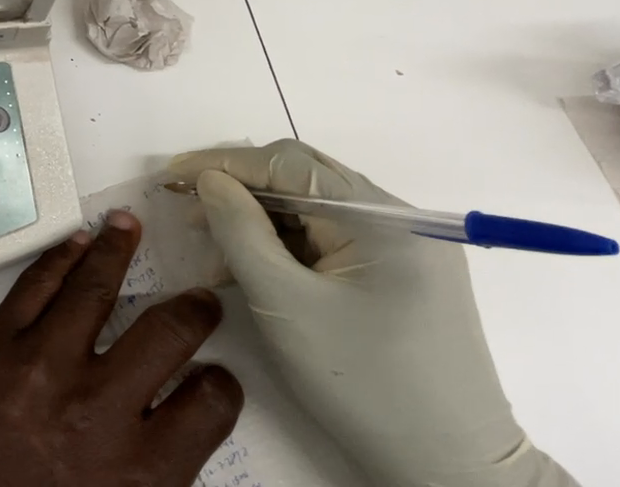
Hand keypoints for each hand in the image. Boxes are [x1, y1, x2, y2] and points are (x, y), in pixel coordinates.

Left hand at [0, 212, 241, 486]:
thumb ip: (146, 470)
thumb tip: (171, 431)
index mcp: (139, 469)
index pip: (208, 407)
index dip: (220, 384)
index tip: (216, 372)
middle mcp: (98, 407)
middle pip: (166, 334)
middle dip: (193, 310)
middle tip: (201, 298)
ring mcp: (44, 362)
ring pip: (95, 289)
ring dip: (117, 250)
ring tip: (130, 225)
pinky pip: (36, 284)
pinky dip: (60, 256)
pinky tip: (76, 241)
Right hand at [170, 140, 576, 486]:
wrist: (450, 468)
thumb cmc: (360, 380)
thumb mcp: (283, 301)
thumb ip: (240, 229)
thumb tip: (208, 180)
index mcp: (381, 218)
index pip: (286, 163)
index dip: (222, 163)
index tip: (170, 177)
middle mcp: (399, 221)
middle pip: (301, 178)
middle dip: (238, 186)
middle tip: (187, 205)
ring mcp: (404, 249)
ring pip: (312, 207)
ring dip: (258, 216)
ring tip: (212, 242)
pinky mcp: (399, 276)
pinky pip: (330, 237)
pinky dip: (285, 242)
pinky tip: (251, 264)